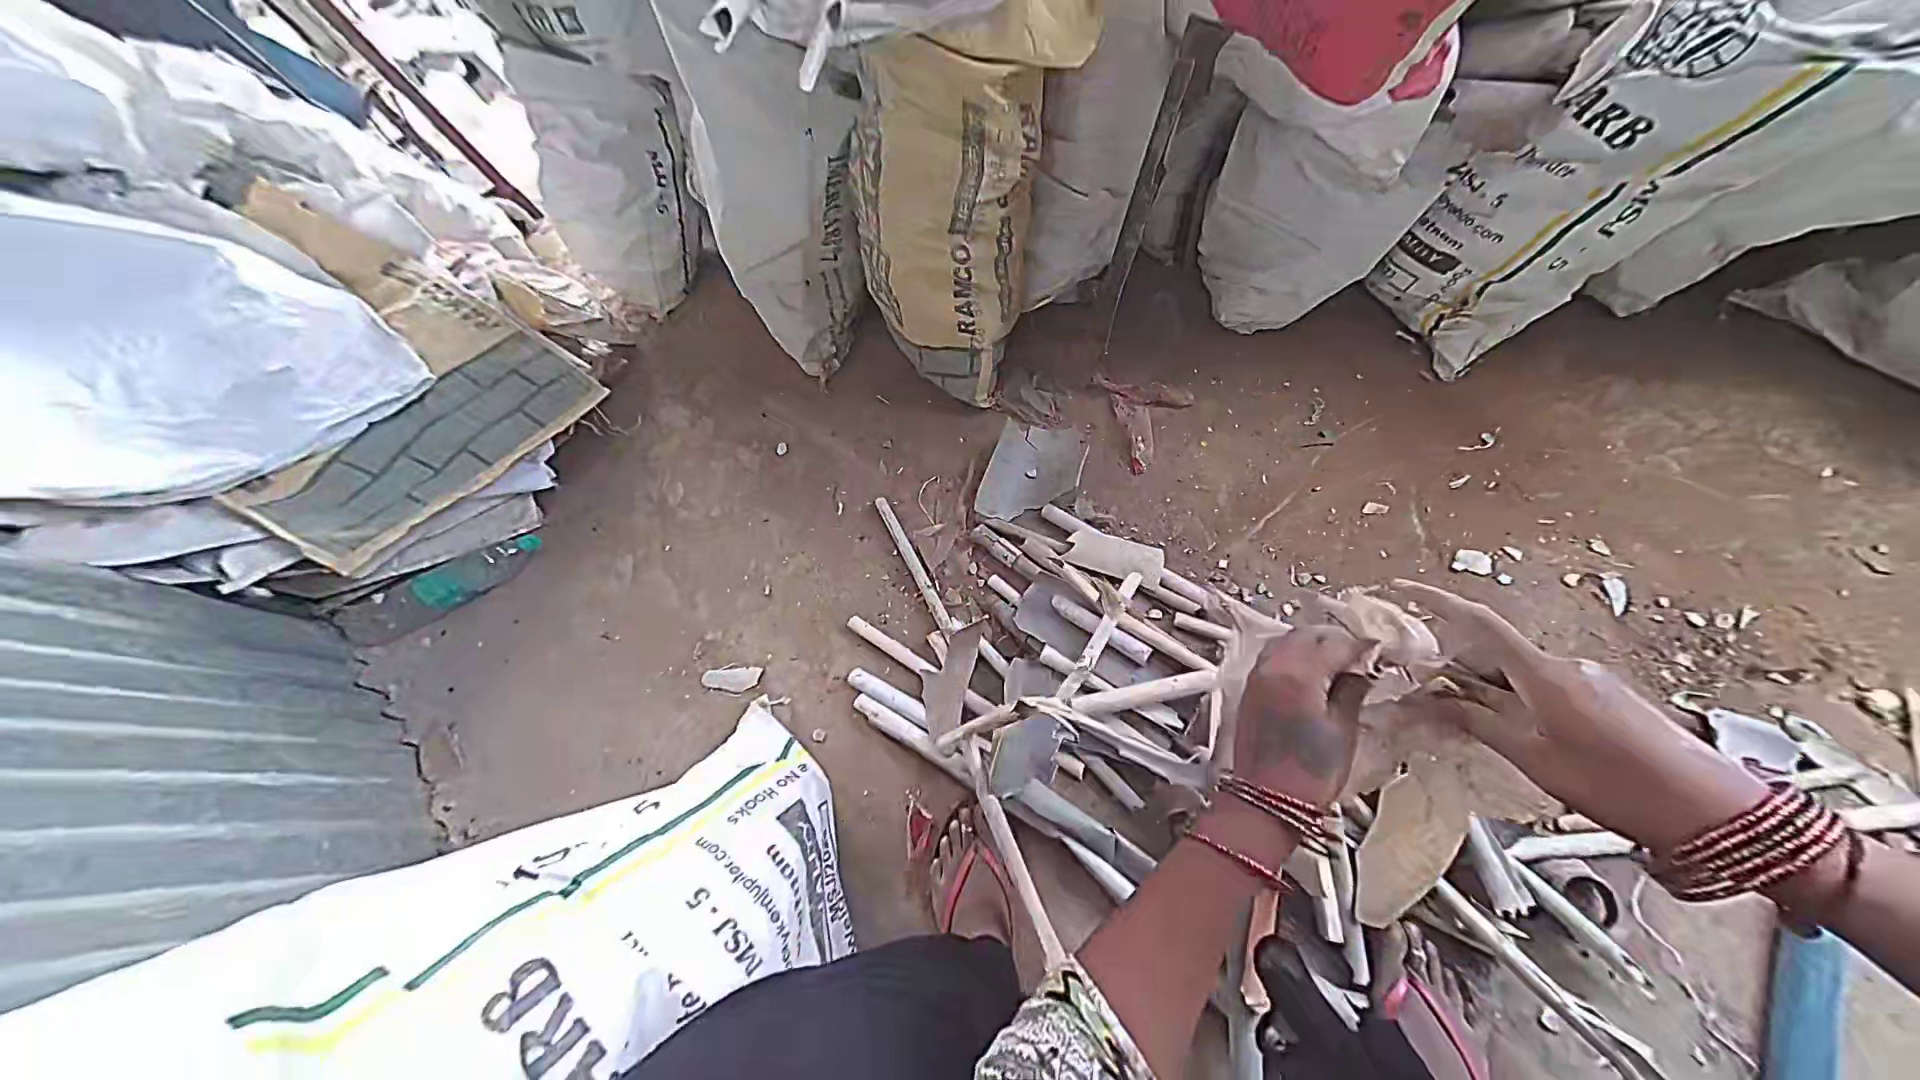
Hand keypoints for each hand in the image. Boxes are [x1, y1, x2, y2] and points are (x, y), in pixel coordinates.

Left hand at [1230, 625, 1373, 805]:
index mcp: (1297, 675)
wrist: (1266, 797)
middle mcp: (1271, 668)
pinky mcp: (1249, 689)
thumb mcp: (1343, 730)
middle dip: (1336, 640)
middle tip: (1362, 657)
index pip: (1335, 645)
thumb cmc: (1307, 773)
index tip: (1380, 653)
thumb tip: (1361, 669)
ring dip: (1312, 645)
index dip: (1362, 648)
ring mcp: (1256, 677)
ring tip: (1339, 663)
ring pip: (1286, 642)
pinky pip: (1273, 657)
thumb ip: (1351, 690)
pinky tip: (1312, 672)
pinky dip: (1294, 656)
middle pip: (1306, 635)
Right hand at [1392, 580, 1767, 852]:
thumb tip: (1432, 701)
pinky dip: (1514, 698)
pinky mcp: (1605, 697)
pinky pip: (1542, 686)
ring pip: (1517, 672)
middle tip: (1423, 691)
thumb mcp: (1534, 758)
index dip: (1436, 601)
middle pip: (1493, 652)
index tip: (1401, 587)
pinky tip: (1509, 728)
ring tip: (1464, 719)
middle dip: (1454, 667)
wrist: (1721, 815)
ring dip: (1485, 688)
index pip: (1478, 623)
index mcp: (1545, 675)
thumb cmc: (1621, 787)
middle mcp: (1567, 667)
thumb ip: (1479, 722)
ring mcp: (1590, 680)